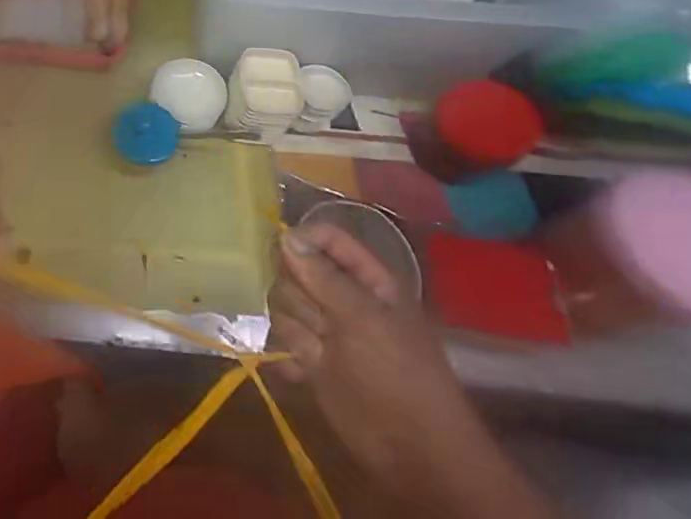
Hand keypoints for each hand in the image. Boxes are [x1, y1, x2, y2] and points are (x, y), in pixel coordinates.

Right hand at [266, 223, 492, 490]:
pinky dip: (289, 357)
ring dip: (295, 328)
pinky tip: (305, 371)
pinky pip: (282, 341)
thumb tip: (285, 236)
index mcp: (366, 280)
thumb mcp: (363, 319)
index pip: (327, 239)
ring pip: (284, 305)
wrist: (413, 453)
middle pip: (296, 270)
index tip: (277, 249)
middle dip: (298, 293)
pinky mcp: (310, 360)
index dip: (302, 239)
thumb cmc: (398, 375)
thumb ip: (322, 276)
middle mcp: (342, 297)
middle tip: (317, 320)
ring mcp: (325, 329)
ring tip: (317, 353)